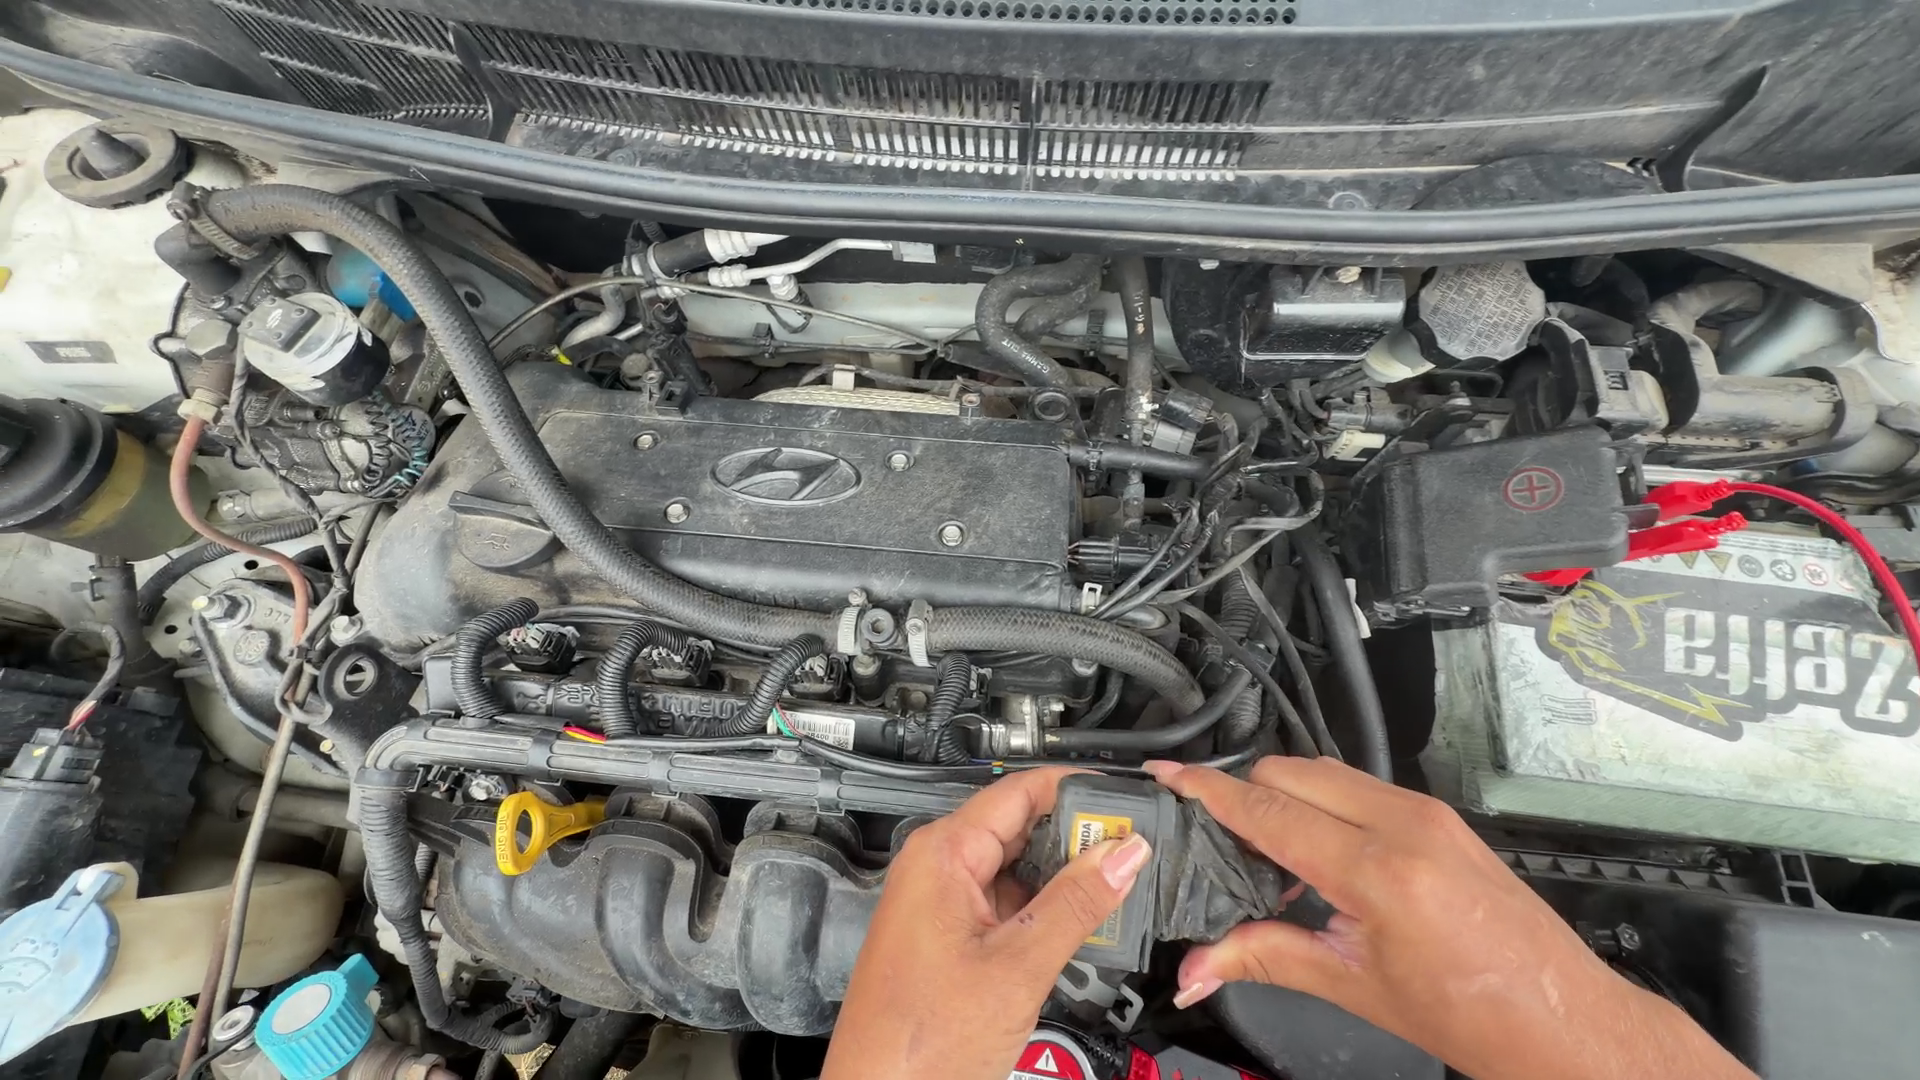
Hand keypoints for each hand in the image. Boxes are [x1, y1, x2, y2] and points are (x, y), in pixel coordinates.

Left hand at [821, 768, 1151, 1079]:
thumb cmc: (920, 1041)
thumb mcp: (1017, 967)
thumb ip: (1075, 904)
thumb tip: (1121, 854)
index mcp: (943, 852)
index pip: (1018, 791)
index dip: (1072, 788)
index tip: (1118, 798)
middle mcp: (937, 863)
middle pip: (1018, 825)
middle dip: (1074, 835)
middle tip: (1128, 849)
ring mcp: (942, 896)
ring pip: (1014, 863)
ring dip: (1060, 874)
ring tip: (1111, 885)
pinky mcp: (948, 928)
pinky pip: (1003, 897)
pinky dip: (1041, 905)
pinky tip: (1076, 921)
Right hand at [1146, 757, 1756, 1079]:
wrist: (1572, 1024)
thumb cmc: (1475, 1017)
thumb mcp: (1354, 988)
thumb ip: (1262, 958)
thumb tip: (1195, 968)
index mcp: (1378, 874)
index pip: (1267, 812)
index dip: (1207, 790)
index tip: (1168, 774)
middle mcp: (1402, 825)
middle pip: (1284, 771)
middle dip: (1241, 793)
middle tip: (1220, 836)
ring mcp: (1423, 811)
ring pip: (1316, 767)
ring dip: (1279, 792)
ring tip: (1270, 845)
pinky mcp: (1434, 811)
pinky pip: (1351, 781)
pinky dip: (1316, 798)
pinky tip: (1317, 845)